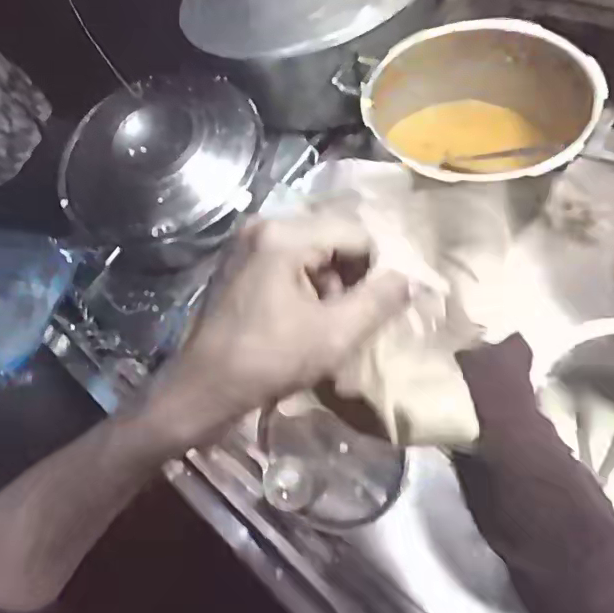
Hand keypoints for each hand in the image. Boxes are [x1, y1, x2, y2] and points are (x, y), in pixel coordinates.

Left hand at [148, 216, 410, 450]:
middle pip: (332, 238)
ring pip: (312, 251)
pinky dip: (303, 285)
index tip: (366, 310)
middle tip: (340, 319)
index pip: (356, 235)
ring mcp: (246, 241)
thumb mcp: (335, 335)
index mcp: (284, 234)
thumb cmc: (269, 361)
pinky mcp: (239, 260)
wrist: (203, 388)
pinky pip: (288, 260)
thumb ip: (379, 301)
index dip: (372, 271)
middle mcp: (263, 224)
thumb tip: (409, 278)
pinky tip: (297, 318)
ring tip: (319, 324)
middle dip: (346, 278)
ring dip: (326, 284)